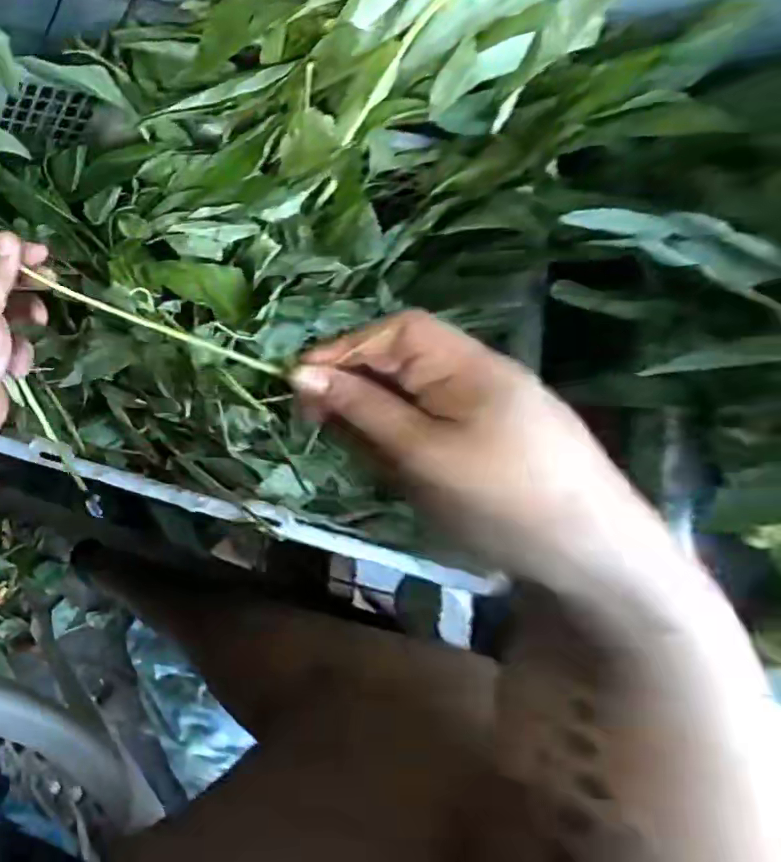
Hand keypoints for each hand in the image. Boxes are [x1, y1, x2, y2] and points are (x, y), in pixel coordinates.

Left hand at [0, 233, 48, 470]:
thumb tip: (6, 234)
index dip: (14, 260)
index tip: (44, 253)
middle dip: (24, 294)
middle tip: (51, 285)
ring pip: (10, 324)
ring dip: (22, 328)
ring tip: (35, 326)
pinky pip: (11, 351)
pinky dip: (17, 357)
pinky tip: (15, 369)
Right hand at [291, 310, 677, 586]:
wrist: (603, 569)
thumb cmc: (502, 498)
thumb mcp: (418, 450)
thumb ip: (357, 406)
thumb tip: (297, 372)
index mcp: (470, 368)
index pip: (395, 331)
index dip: (343, 347)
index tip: (303, 383)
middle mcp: (477, 377)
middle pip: (395, 359)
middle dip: (349, 385)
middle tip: (315, 421)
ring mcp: (485, 408)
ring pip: (402, 392)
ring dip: (368, 415)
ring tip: (360, 452)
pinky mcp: (485, 438)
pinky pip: (422, 418)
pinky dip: (392, 434)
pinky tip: (390, 463)